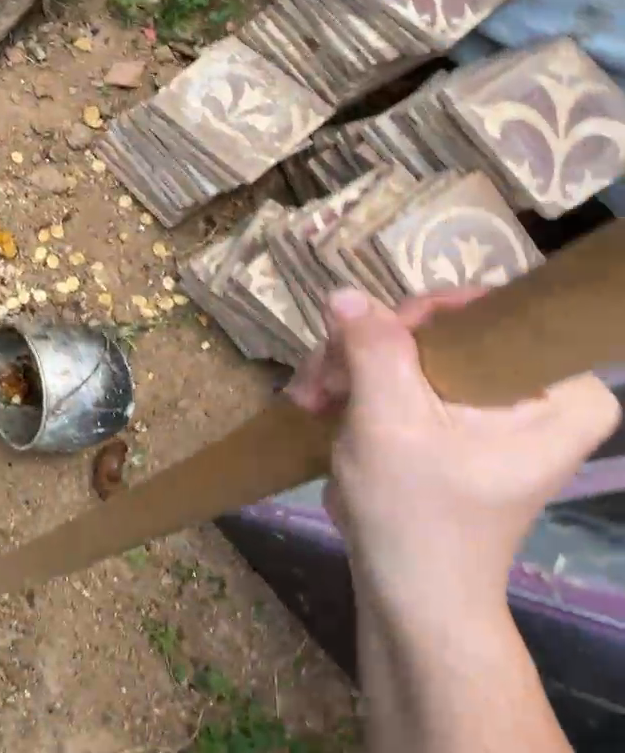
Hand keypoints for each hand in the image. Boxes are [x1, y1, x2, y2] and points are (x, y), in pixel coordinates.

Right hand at [284, 288, 619, 621]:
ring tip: (312, 399)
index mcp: (560, 394)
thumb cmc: (415, 510)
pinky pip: (395, 373)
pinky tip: (320, 404)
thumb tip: (345, 292)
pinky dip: (349, 384)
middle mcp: (535, 393)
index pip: (491, 315)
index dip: (419, 318)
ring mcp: (489, 406)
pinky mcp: (450, 419)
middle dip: (364, 350)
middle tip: (321, 383)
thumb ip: (373, 352)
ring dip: (345, 367)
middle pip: (436, 331)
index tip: (363, 344)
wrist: (408, 580)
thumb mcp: (389, 423)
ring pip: (405, 350)